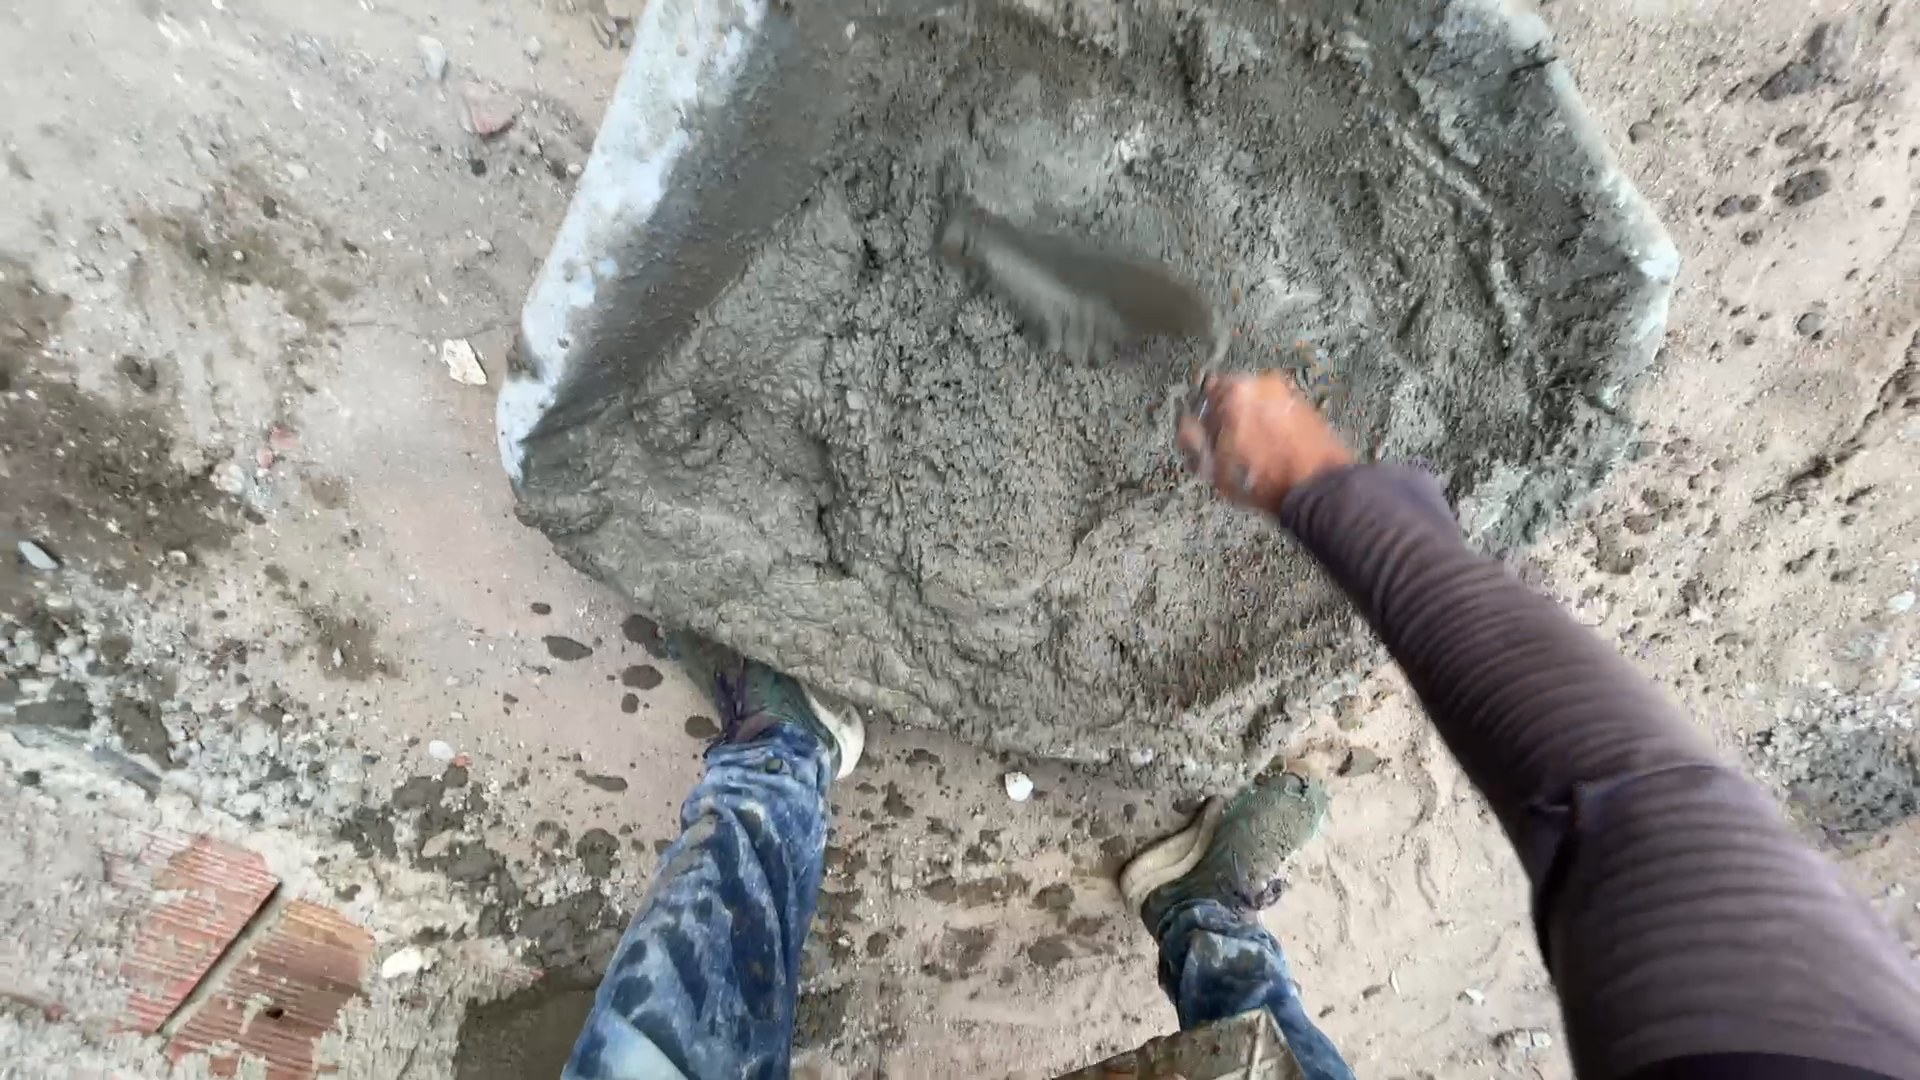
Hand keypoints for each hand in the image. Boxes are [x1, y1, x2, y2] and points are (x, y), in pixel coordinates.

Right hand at [1177, 373, 1353, 512]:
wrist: (1316, 487)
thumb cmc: (1262, 477)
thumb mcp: (1213, 466)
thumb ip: (1192, 439)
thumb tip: (1186, 427)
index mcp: (1236, 390)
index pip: (1206, 392)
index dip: (1201, 416)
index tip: (1202, 435)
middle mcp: (1264, 383)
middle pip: (1233, 398)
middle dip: (1227, 418)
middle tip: (1224, 448)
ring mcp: (1289, 394)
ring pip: (1257, 406)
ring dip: (1250, 424)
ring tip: (1249, 455)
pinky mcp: (1308, 409)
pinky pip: (1278, 414)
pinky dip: (1270, 428)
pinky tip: (1270, 453)